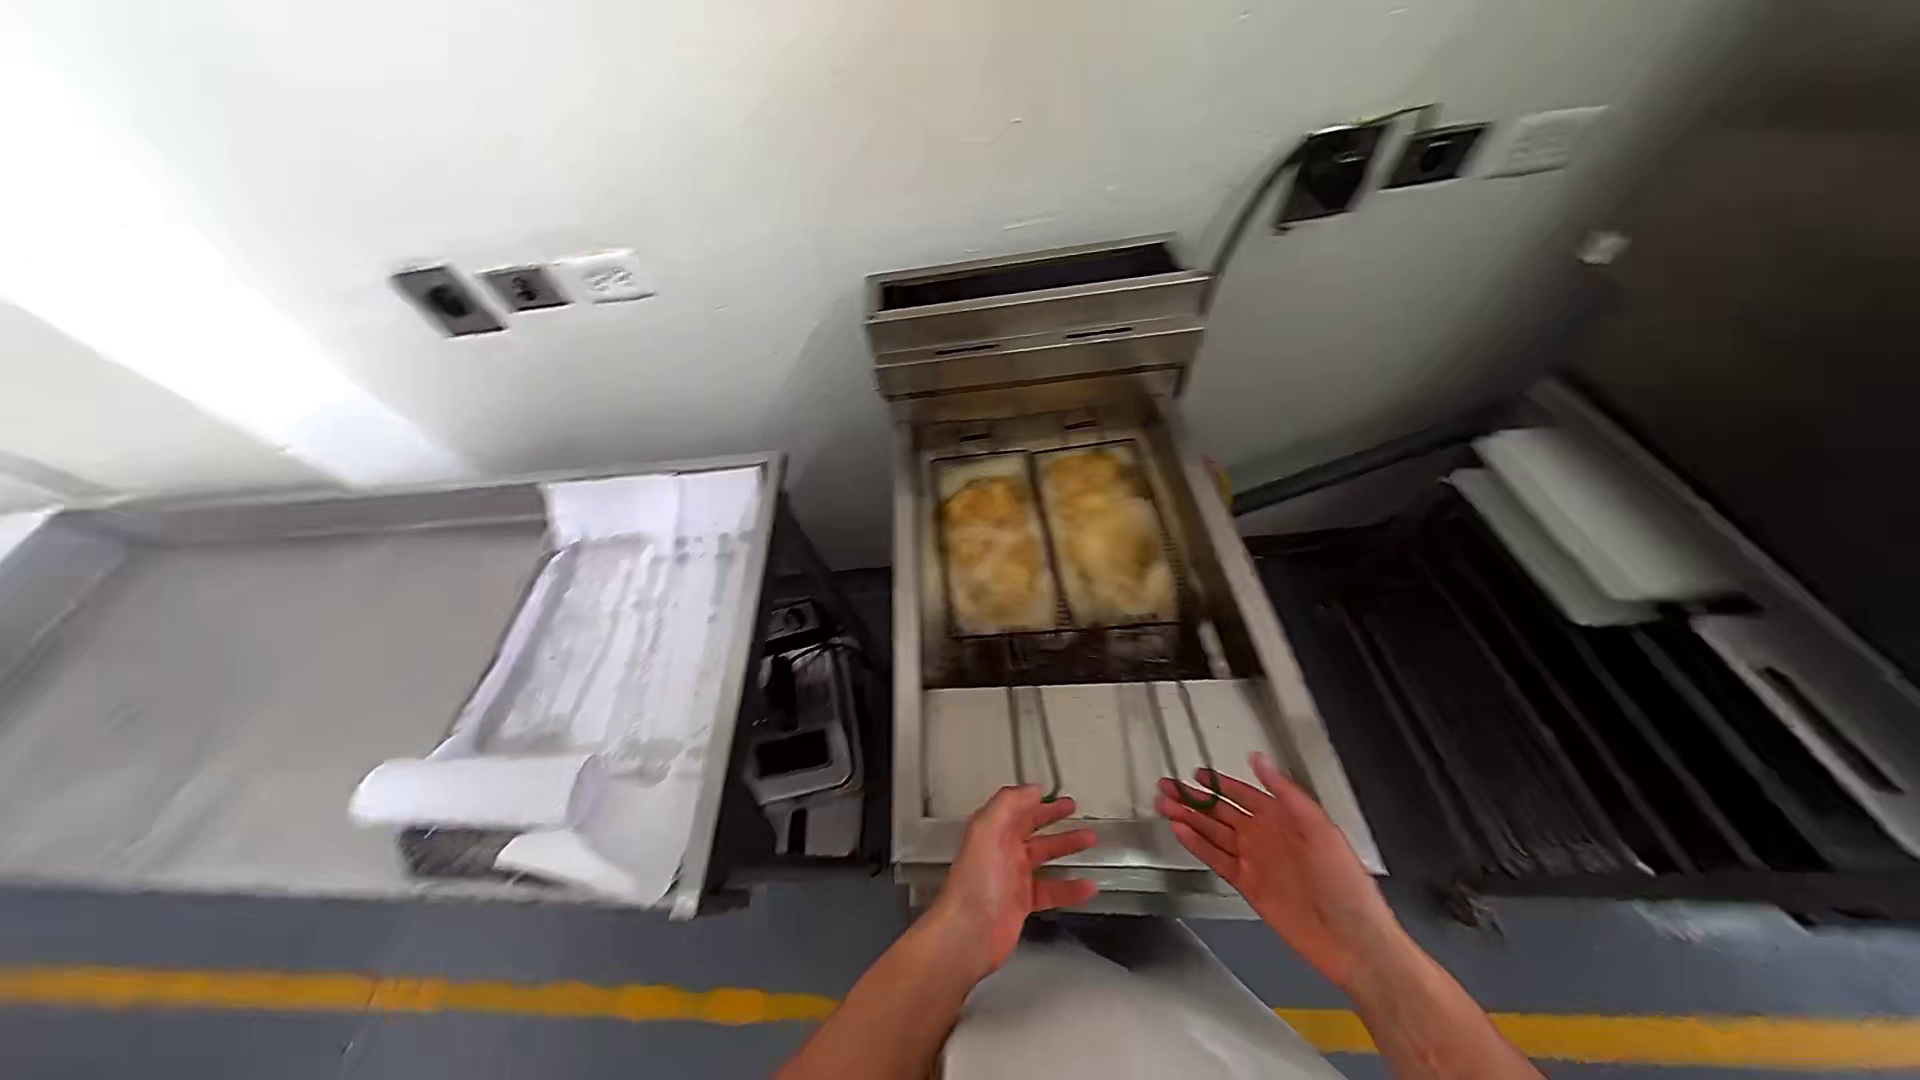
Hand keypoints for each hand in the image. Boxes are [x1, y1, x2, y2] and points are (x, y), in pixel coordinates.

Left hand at [924, 785, 1098, 979]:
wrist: (969, 933)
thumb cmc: (974, 882)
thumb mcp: (987, 830)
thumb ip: (1008, 803)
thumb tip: (1031, 789)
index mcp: (992, 830)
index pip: (1017, 807)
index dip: (1035, 798)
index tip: (1052, 792)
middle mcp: (1002, 850)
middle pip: (1032, 828)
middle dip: (1052, 817)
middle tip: (1072, 808)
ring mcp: (1013, 877)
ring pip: (1045, 856)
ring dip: (1067, 846)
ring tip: (1089, 839)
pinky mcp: (1022, 903)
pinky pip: (1052, 890)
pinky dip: (1071, 888)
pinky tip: (1087, 886)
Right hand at [1156, 752, 1405, 989]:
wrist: (1354, 941)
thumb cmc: (1348, 885)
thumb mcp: (1320, 828)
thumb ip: (1286, 792)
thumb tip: (1261, 761)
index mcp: (1283, 819)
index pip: (1242, 793)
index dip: (1219, 783)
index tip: (1198, 772)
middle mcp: (1266, 837)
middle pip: (1220, 811)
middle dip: (1192, 798)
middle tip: (1168, 786)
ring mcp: (1255, 861)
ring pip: (1212, 833)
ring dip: (1188, 818)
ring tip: (1165, 805)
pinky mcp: (1248, 885)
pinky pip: (1216, 859)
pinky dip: (1196, 845)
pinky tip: (1181, 832)